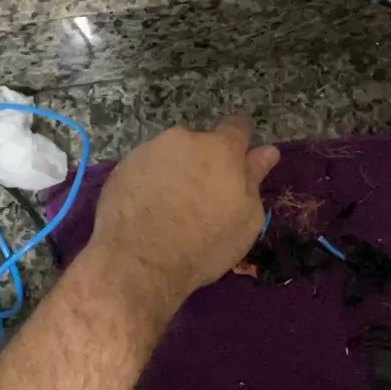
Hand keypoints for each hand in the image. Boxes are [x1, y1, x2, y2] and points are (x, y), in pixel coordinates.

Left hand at [83, 116, 280, 310]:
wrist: (140, 262)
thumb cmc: (205, 244)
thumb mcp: (246, 219)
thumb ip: (255, 179)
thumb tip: (268, 151)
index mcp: (220, 148)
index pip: (237, 127)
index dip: (240, 144)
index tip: (237, 164)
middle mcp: (184, 139)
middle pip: (200, 144)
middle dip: (203, 163)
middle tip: (201, 199)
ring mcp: (149, 151)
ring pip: (170, 155)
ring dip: (175, 172)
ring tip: (170, 208)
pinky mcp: (122, 167)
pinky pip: (144, 170)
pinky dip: (149, 183)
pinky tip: (147, 211)